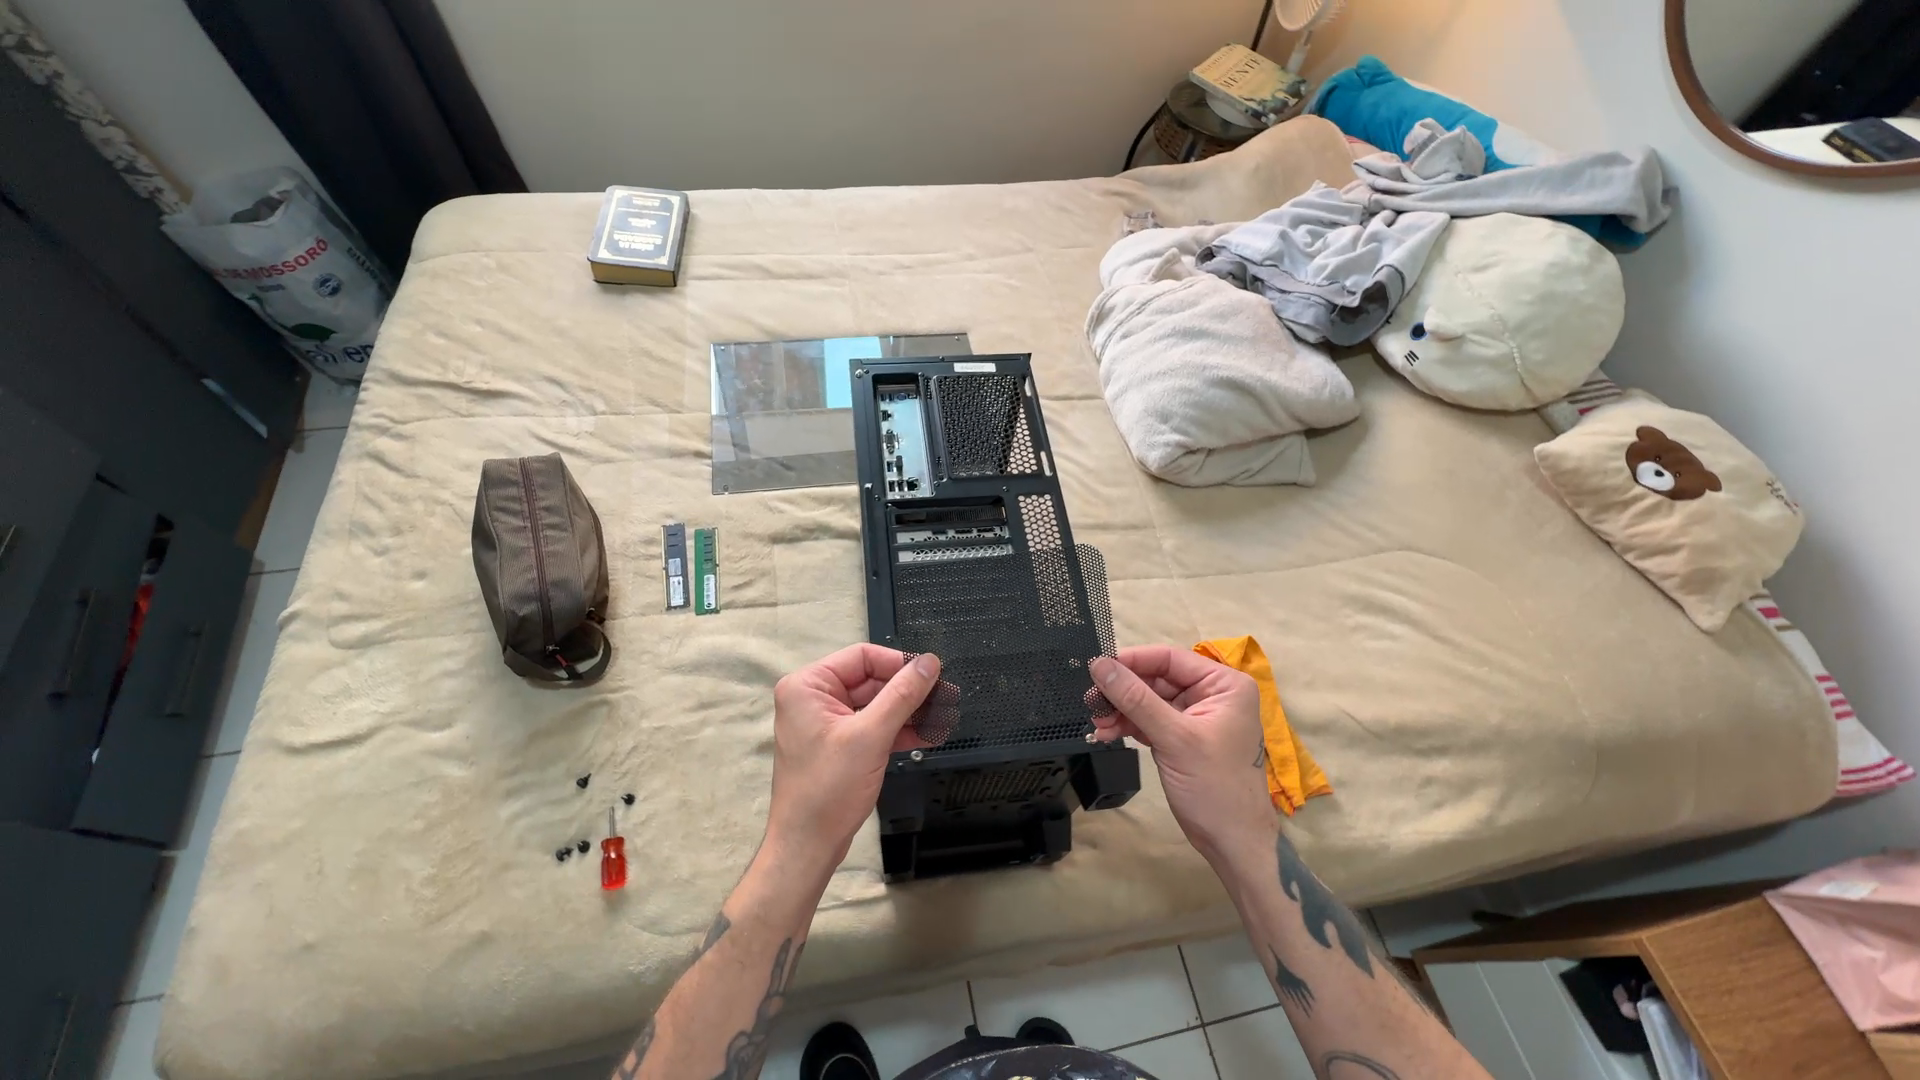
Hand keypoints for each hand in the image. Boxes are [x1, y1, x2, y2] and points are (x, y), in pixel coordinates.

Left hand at [765, 645, 940, 869]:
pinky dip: (898, 730)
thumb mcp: (870, 736)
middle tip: (946, 697)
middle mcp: (813, 698)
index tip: (933, 673)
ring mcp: (826, 723)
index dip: (900, 664)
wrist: (808, 846)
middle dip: (909, 692)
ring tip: (943, 718)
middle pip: (872, 680)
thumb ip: (902, 695)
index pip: (862, 657)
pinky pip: (873, 726)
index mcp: (808, 686)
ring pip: (876, 704)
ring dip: (909, 712)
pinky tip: (926, 736)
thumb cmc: (826, 791)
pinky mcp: (839, 745)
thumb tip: (928, 664)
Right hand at [1090, 647, 1275, 866]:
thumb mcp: (1174, 738)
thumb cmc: (1215, 786)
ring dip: (1121, 710)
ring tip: (1097, 724)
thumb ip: (1135, 698)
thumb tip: (1099, 664)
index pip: (1170, 659)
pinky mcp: (1182, 738)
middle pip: (1156, 679)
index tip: (1095, 668)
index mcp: (1223, 684)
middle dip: (1122, 692)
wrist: (1232, 843)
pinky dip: (1129, 725)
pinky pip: (1149, 720)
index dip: (1131, 661)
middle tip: (1090, 703)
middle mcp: (1212, 694)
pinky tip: (1107, 733)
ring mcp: (1196, 717)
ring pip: (1148, 700)